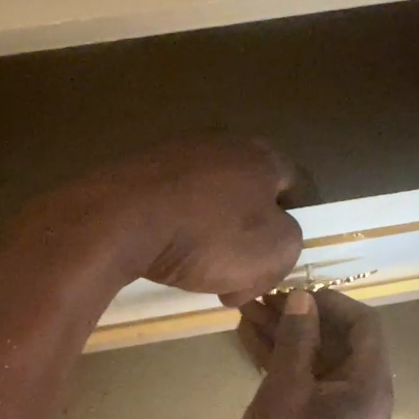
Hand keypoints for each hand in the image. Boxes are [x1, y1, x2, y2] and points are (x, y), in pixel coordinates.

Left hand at [11, 133, 304, 306]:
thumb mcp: (274, 251)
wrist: (122, 220)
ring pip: (210, 201)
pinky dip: (178, 229)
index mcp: (263, 155)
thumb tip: (269, 254)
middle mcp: (223, 141)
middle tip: (240, 277)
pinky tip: (167, 255)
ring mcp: (177, 151)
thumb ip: (289, 248)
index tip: (278, 260)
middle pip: (250, 195)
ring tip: (200, 273)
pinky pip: (173, 204)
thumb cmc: (210, 235)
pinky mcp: (140, 168)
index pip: (296, 187)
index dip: (295, 226)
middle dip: (249, 237)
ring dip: (213, 237)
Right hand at [236, 289, 393, 418]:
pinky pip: (310, 381)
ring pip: (319, 359)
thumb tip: (302, 298)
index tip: (294, 291)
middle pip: (339, 340)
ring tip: (246, 312)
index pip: (365, 324)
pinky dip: (285, 362)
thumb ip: (296, 340)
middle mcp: (366, 393)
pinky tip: (249, 340)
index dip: (331, 301)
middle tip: (261, 298)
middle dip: (300, 317)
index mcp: (370, 384)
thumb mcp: (286, 391)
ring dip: (286, 336)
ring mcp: (345, 409)